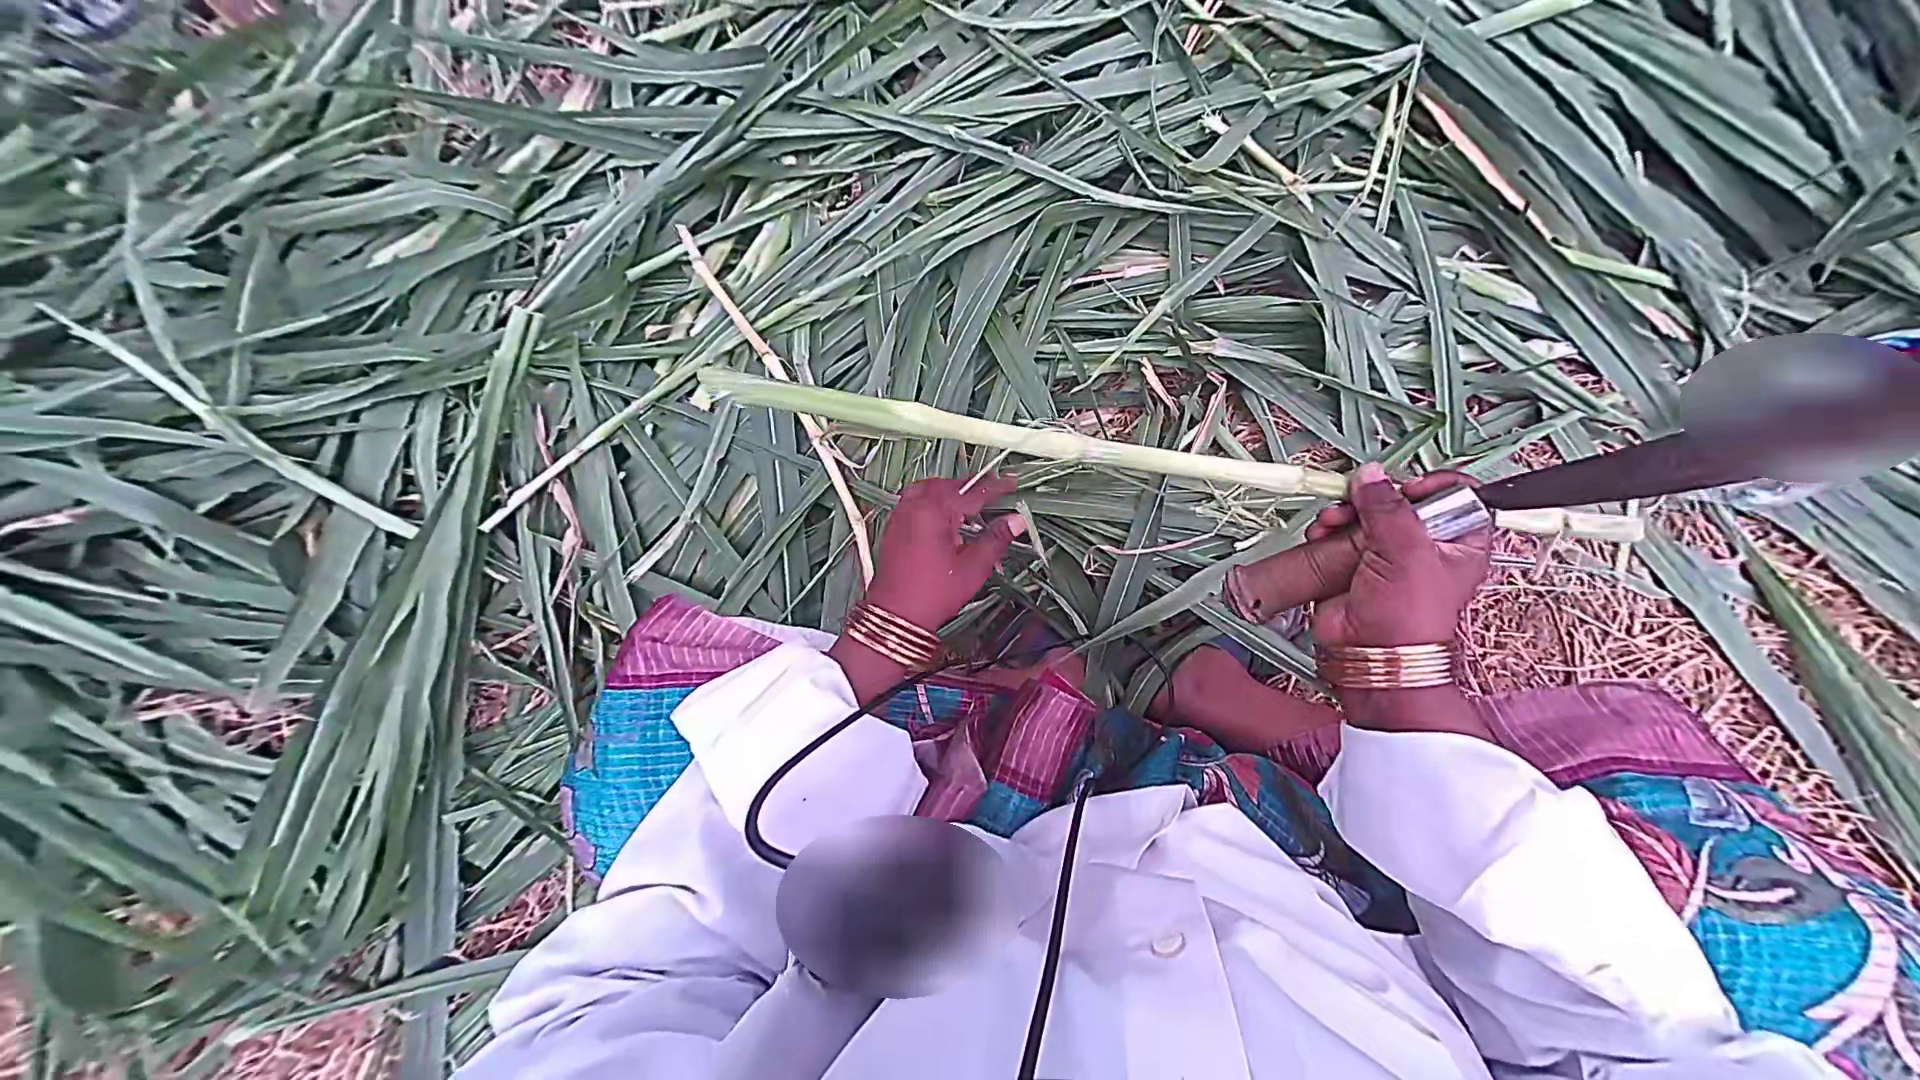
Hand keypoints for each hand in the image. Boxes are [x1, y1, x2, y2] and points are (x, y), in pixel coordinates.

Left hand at [861, 474, 1024, 631]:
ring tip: (971, 504)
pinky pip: (915, 501)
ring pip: (928, 490)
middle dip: (971, 487)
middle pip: (948, 485)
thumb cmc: (933, 594)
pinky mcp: (894, 527)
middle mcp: (913, 507)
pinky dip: (933, 501)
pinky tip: (945, 517)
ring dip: (950, 492)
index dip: (995, 488)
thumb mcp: (973, 567)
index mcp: (933, 511)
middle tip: (994, 493)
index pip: (971, 491)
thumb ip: (996, 539)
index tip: (1012, 484)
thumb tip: (1016, 521)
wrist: (897, 615)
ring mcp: (900, 515)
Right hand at [1310, 463, 1489, 647]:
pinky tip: (1324, 533)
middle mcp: (1422, 546)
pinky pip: (1338, 534)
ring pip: (1365, 515)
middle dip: (1373, 498)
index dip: (1430, 485)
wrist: (1369, 651)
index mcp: (1458, 541)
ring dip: (1346, 513)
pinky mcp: (1352, 563)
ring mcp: (1385, 555)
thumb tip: (1372, 477)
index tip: (1407, 488)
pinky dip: (1327, 530)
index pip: (1454, 495)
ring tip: (1337, 520)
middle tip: (1362, 501)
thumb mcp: (1408, 551)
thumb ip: (1389, 509)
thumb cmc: (1409, 619)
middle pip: (1399, 500)